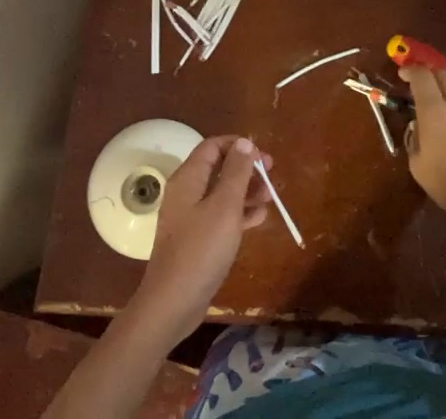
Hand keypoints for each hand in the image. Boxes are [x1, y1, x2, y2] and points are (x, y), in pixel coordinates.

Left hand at [129, 135, 272, 345]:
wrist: (174, 302)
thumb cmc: (201, 249)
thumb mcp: (224, 206)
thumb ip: (236, 172)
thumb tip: (244, 142)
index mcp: (188, 179)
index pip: (212, 147)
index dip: (238, 146)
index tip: (263, 156)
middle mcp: (186, 193)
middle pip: (218, 169)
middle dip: (246, 169)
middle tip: (272, 176)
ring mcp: (190, 218)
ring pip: (222, 193)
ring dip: (246, 191)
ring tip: (271, 198)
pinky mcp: (197, 239)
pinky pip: (220, 216)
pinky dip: (239, 214)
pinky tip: (259, 219)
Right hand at [398, 65, 445, 222]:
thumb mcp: (417, 163)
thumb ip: (415, 137)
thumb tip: (420, 125)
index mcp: (433, 110)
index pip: (422, 76)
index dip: (411, 70)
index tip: (403, 74)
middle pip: (443, 72)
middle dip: (429, 74)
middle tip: (421, 83)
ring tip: (443, 91)